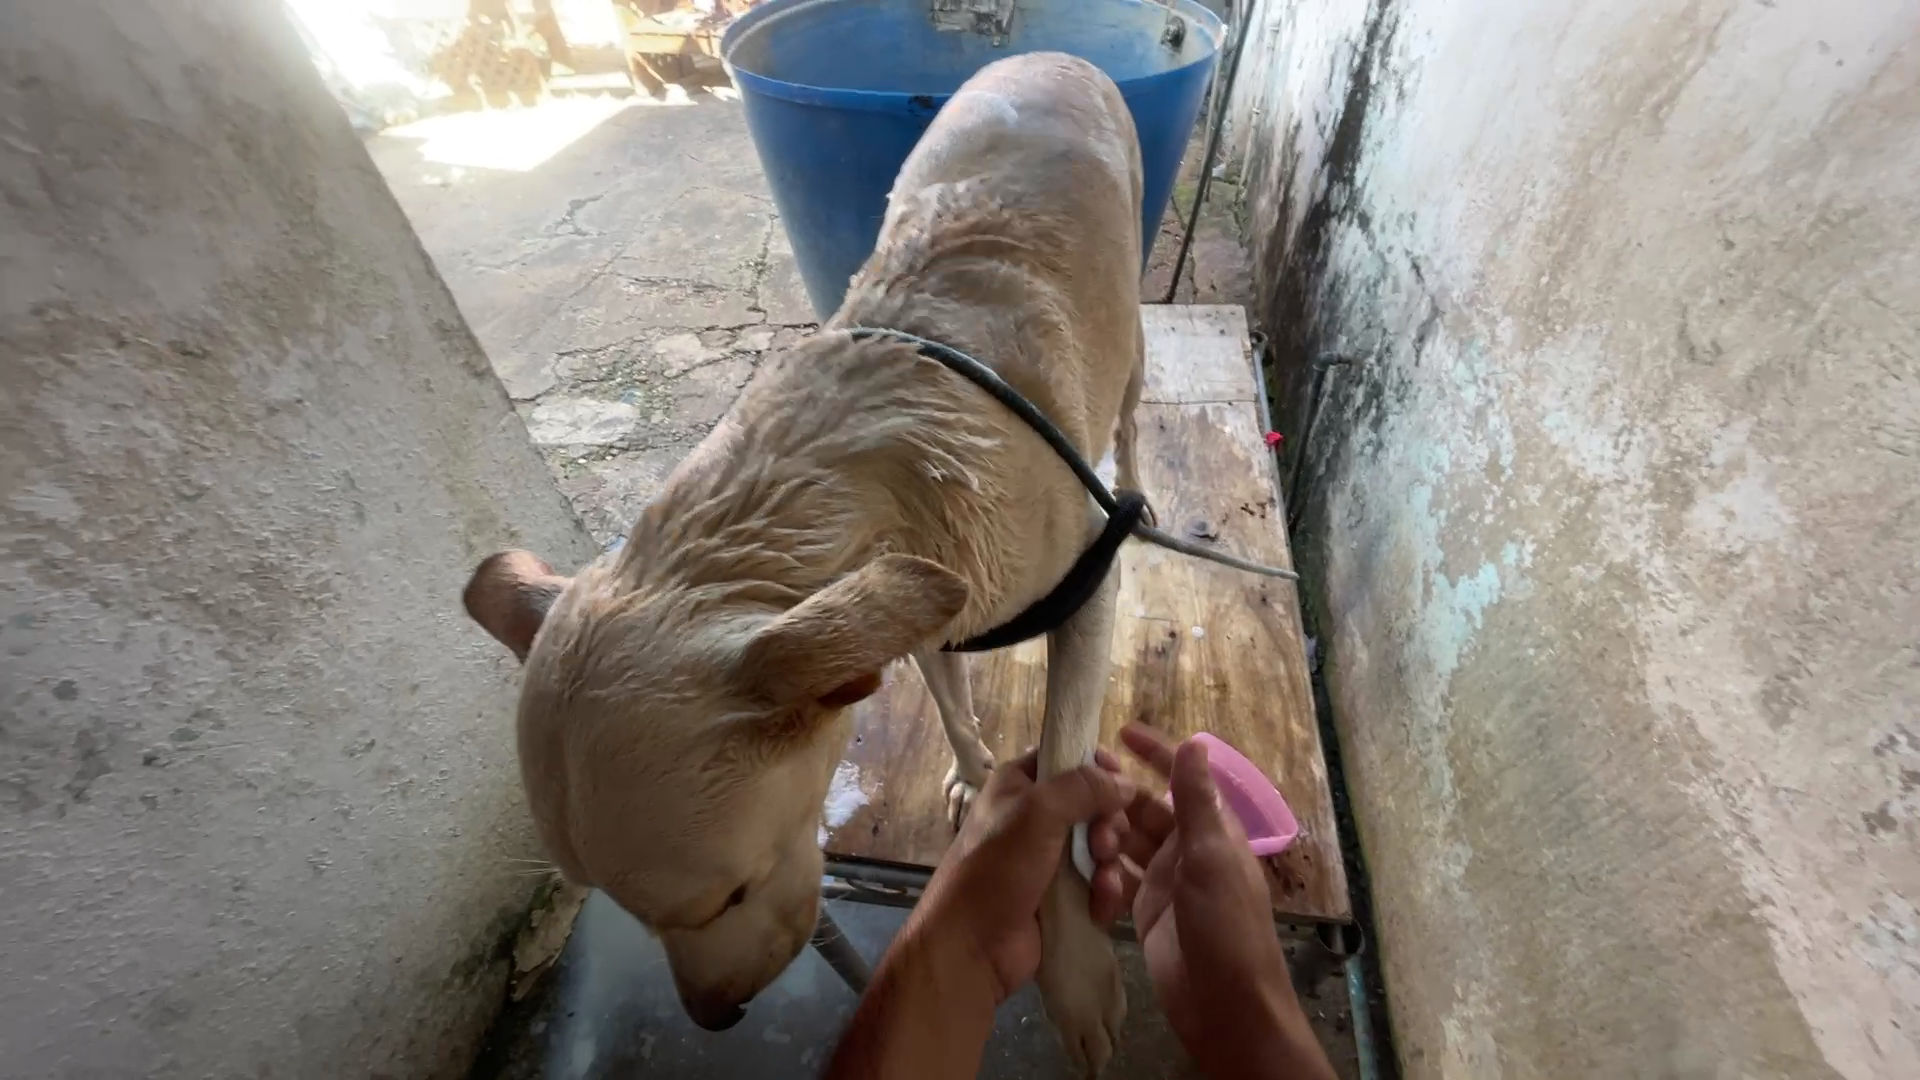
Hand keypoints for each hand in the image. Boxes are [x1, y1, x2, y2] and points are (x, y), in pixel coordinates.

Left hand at [904, 748, 1135, 1001]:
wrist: (972, 946)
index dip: (1097, 767)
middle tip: (1104, 844)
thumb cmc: (998, 867)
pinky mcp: (1063, 894)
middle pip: (1092, 803)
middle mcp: (1036, 814)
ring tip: (1101, 881)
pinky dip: (1104, 892)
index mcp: (1020, 782)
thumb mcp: (1038, 813)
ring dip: (1109, 862)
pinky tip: (1100, 906)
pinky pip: (1098, 881)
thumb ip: (1082, 788)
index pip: (1066, 757)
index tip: (1122, 783)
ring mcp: (1050, 855)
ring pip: (1100, 844)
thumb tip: (1125, 781)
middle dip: (1107, 823)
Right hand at [1118, 724, 1337, 1079]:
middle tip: (1080, 789)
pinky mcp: (1146, 908)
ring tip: (1087, 841)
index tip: (1120, 732)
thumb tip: (1194, 742)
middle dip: (1116, 798)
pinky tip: (1088, 877)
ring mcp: (1165, 879)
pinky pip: (1118, 879)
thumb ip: (1197, 801)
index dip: (1154, 752)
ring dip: (1106, 838)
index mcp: (1209, 830)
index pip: (1181, 777)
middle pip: (1144, 809)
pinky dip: (1103, 875)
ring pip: (1126, 842)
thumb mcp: (1210, 857)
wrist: (1225, 1008)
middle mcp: (1186, 848)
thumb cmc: (1226, 926)